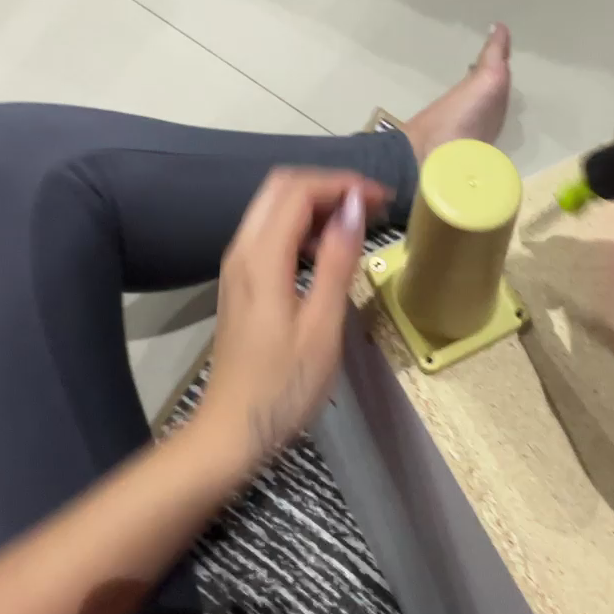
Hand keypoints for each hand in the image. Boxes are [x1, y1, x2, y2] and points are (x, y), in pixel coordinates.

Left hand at [196, 169, 386, 465]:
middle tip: (371, 207)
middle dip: (328, 187)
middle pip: (281, 188)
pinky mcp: (239, 282)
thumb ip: (338, 262)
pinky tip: (326, 255)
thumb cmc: (283, 386)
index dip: (342, 184)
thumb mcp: (322, 327)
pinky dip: (300, 228)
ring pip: (273, 209)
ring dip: (315, 206)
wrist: (231, 430)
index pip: (298, 190)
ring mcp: (236, 266)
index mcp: (261, 257)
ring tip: (356, 228)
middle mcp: (241, 250)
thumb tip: (355, 209)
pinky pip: (269, 233)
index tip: (382, 198)